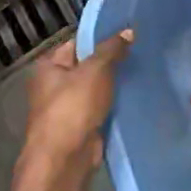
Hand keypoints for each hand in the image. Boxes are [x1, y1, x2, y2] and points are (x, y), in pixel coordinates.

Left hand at [18, 29, 132, 182]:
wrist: (65, 159)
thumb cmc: (73, 107)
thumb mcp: (96, 69)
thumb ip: (112, 48)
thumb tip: (128, 32)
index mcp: (49, 67)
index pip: (78, 42)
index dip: (102, 36)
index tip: (128, 33)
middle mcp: (54, 85)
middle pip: (88, 64)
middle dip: (112, 60)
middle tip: (140, 50)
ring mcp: (67, 107)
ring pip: (97, 87)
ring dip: (115, 82)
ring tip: (142, 69)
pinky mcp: (81, 125)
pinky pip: (102, 105)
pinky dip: (116, 101)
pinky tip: (136, 93)